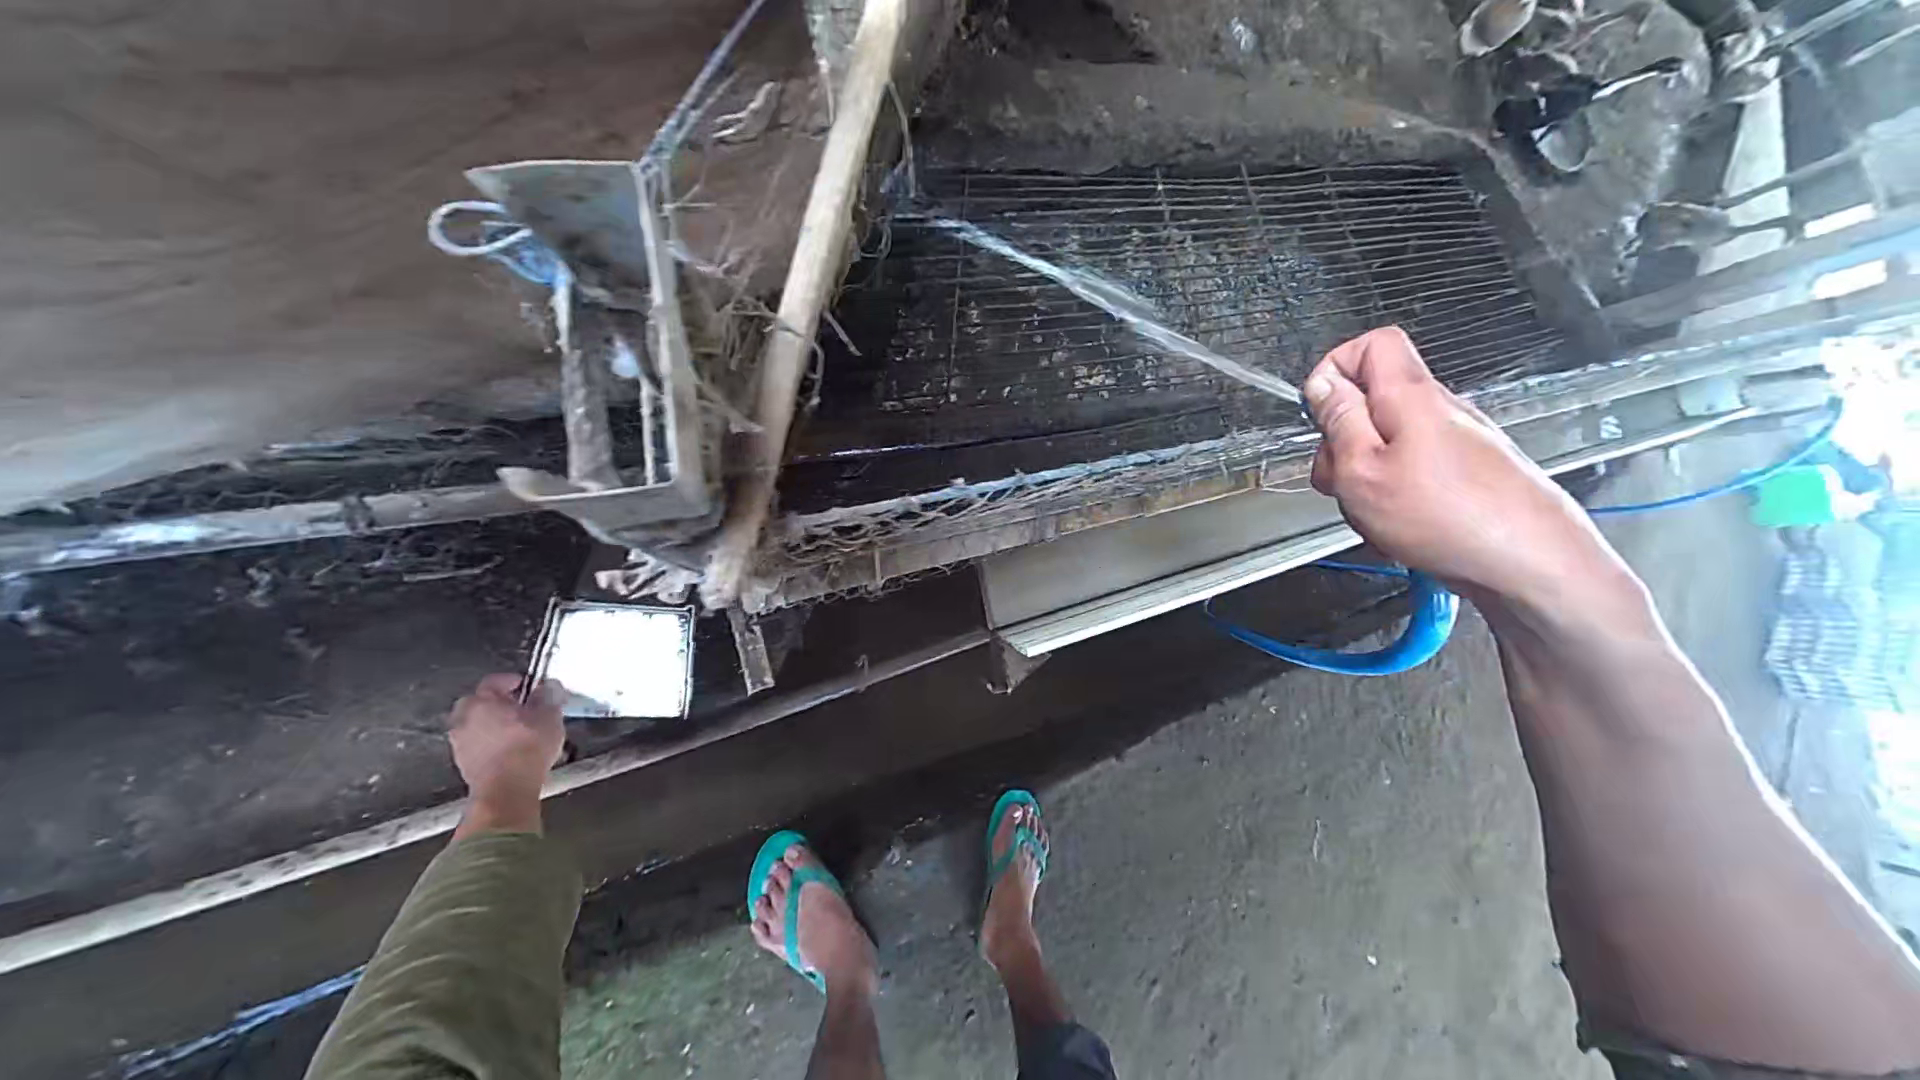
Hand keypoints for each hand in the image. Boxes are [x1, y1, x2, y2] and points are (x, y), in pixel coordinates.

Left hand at [448, 674, 565, 835]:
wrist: (506, 791)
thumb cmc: (528, 746)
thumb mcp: (550, 715)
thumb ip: (548, 696)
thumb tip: (548, 685)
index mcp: (481, 701)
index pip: (495, 680)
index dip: (516, 681)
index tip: (533, 687)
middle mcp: (463, 718)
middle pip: (481, 702)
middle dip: (500, 703)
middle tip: (524, 708)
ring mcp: (459, 743)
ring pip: (478, 724)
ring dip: (495, 724)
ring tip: (520, 731)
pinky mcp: (463, 763)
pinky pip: (478, 743)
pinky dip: (492, 742)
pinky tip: (512, 749)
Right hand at [1304, 326, 1625, 610]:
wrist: (1528, 564)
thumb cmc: (1448, 519)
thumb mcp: (1363, 469)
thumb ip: (1339, 421)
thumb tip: (1323, 386)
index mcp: (1411, 397)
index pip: (1371, 344)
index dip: (1334, 369)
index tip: (1319, 410)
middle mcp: (1439, 410)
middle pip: (1370, 401)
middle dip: (1340, 438)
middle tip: (1340, 475)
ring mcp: (1455, 442)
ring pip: (1385, 442)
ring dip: (1363, 474)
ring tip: (1371, 508)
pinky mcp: (1463, 473)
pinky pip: (1409, 470)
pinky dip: (1390, 493)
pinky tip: (1395, 524)